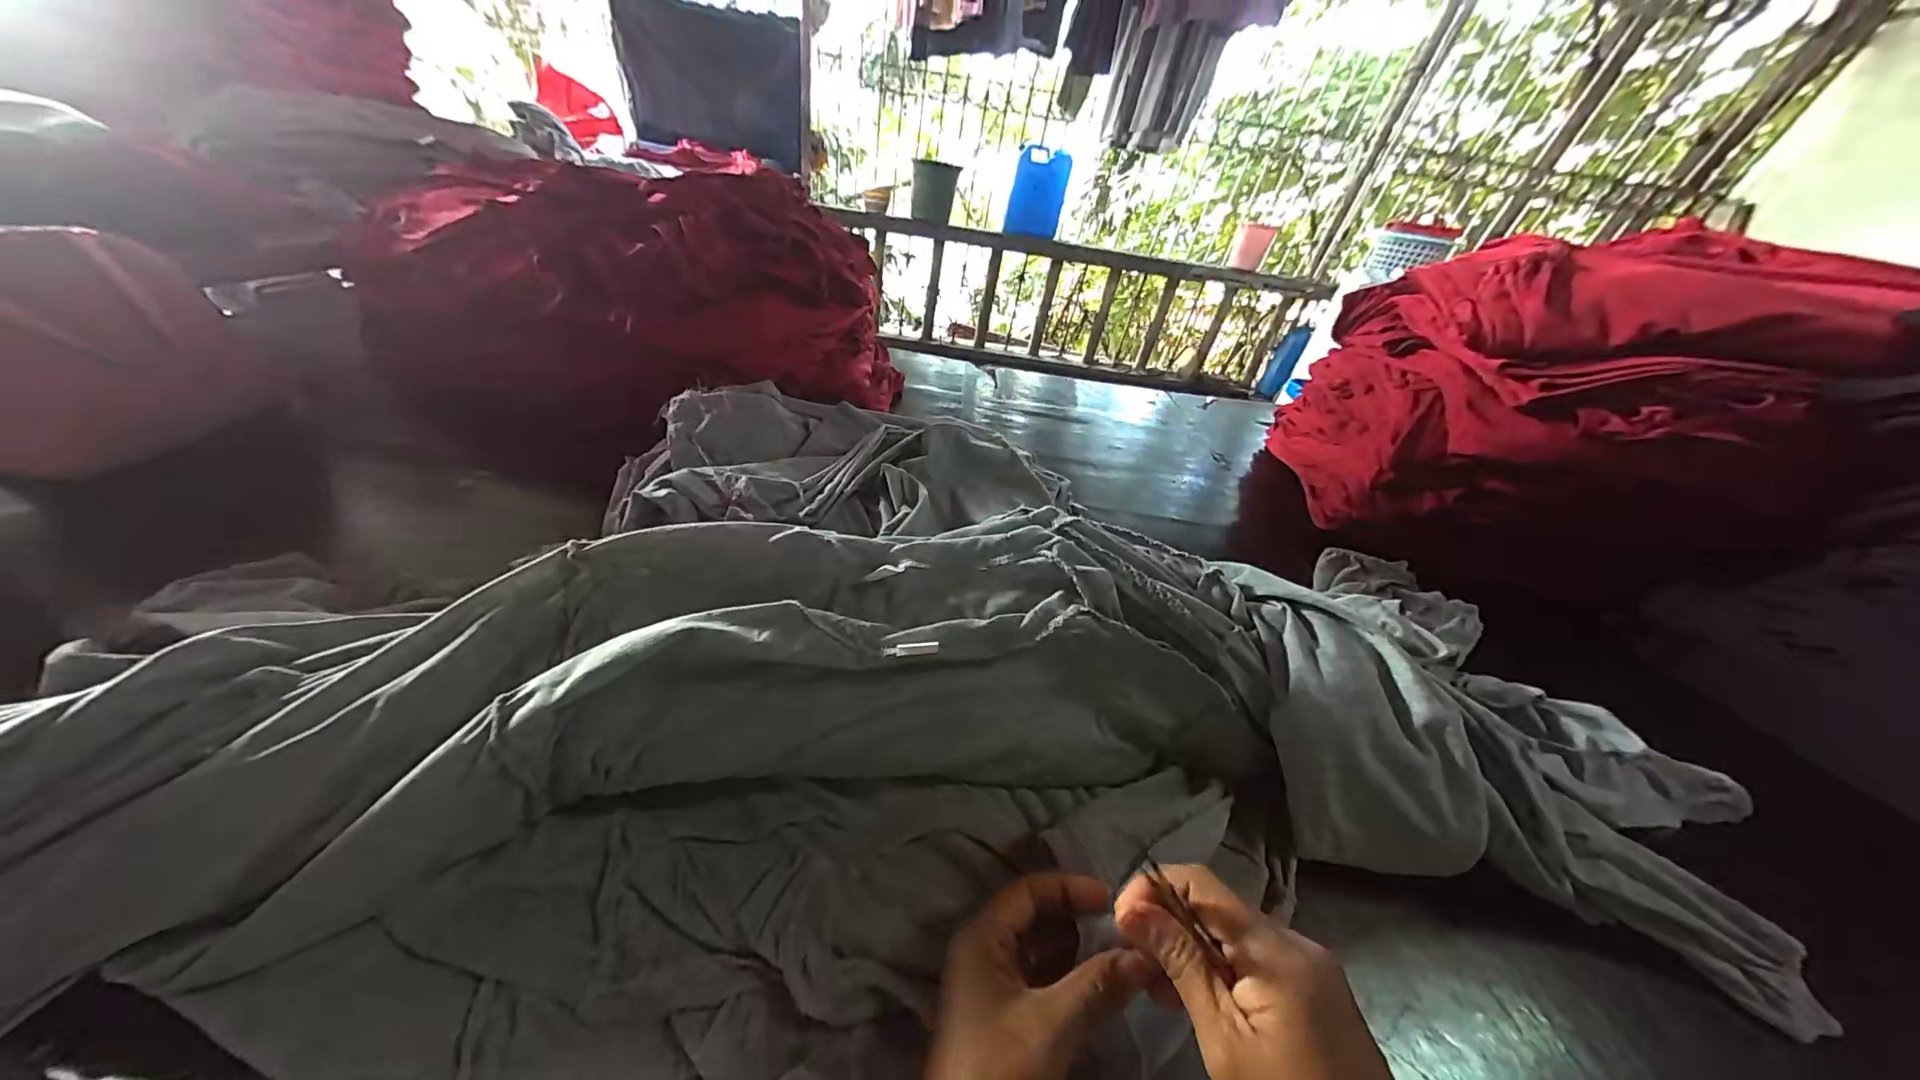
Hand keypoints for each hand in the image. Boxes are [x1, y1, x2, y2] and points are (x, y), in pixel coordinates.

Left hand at [926, 872, 1157, 1079]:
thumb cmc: (997, 1068)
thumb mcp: (1050, 1026)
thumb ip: (1097, 987)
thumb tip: (1144, 957)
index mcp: (982, 937)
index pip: (1027, 890)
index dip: (1069, 888)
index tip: (1111, 900)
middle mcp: (983, 949)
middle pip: (1034, 916)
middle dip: (1077, 920)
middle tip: (1121, 929)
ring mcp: (991, 982)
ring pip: (1040, 948)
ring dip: (1077, 950)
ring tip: (1118, 955)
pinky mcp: (1002, 1012)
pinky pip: (1040, 977)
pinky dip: (1069, 976)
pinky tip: (1099, 986)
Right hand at [1114, 864, 1391, 1079]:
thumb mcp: (1224, 1039)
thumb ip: (1181, 964)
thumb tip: (1130, 906)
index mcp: (1276, 949)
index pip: (1200, 883)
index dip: (1153, 887)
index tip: (1121, 921)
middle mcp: (1297, 942)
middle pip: (1216, 907)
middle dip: (1168, 923)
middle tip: (1134, 962)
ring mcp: (1311, 965)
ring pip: (1233, 934)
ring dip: (1191, 949)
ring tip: (1158, 988)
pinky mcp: (1315, 989)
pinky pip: (1256, 959)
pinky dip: (1221, 968)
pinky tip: (1197, 998)